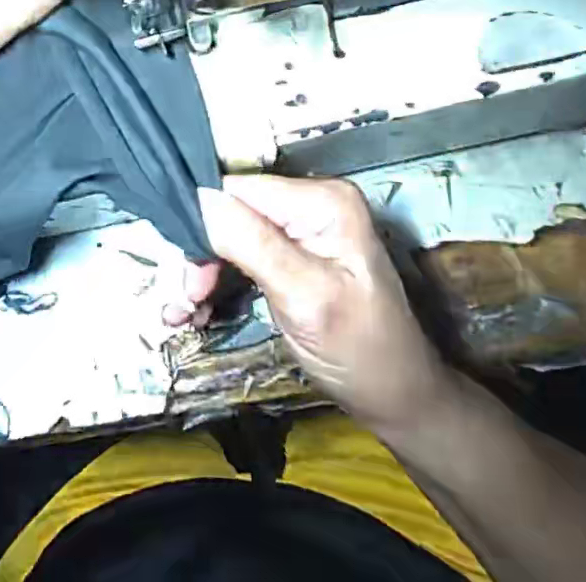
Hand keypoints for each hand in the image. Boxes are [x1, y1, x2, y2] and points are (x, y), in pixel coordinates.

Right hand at [182, 176, 454, 434]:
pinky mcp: (292, 249)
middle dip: (203, 254)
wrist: (397, 395)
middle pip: (231, 211)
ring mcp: (302, 225)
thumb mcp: (305, 296)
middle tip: (188, 301)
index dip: (204, 225)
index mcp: (322, 199)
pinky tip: (202, 305)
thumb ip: (251, 242)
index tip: (190, 276)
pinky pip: (241, 250)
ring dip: (204, 271)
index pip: (238, 190)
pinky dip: (218, 278)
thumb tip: (198, 196)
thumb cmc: (362, 351)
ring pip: (229, 232)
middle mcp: (310, 201)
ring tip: (188, 310)